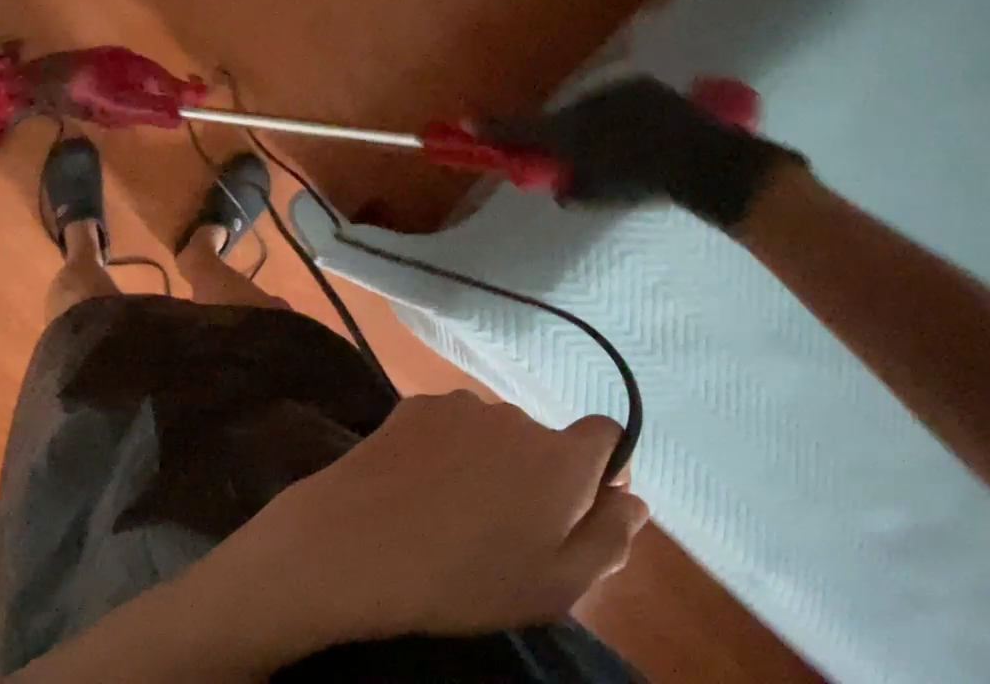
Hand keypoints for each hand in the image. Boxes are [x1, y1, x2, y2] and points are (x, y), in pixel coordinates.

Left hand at [214, 392, 648, 646]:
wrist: (356, 543)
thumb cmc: (467, 577)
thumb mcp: (558, 584)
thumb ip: (610, 536)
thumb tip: (633, 499)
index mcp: (562, 457)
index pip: (606, 434)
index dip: (601, 469)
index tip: (579, 507)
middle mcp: (514, 417)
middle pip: (543, 440)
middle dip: (537, 474)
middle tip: (504, 526)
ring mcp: (458, 405)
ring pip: (493, 433)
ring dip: (489, 460)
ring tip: (454, 510)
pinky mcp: (412, 405)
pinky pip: (449, 426)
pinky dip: (446, 449)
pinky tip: (419, 487)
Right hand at [488, 75, 801, 227]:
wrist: (713, 164)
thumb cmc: (649, 186)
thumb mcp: (598, 198)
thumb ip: (567, 188)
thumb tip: (556, 183)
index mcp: (571, 133)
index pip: (521, 130)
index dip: (493, 128)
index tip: (466, 121)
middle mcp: (585, 104)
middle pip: (556, 120)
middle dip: (554, 135)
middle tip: (564, 154)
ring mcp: (614, 90)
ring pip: (586, 110)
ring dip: (590, 127)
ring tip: (614, 150)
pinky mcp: (640, 84)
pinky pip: (614, 101)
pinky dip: (616, 118)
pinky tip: (635, 136)